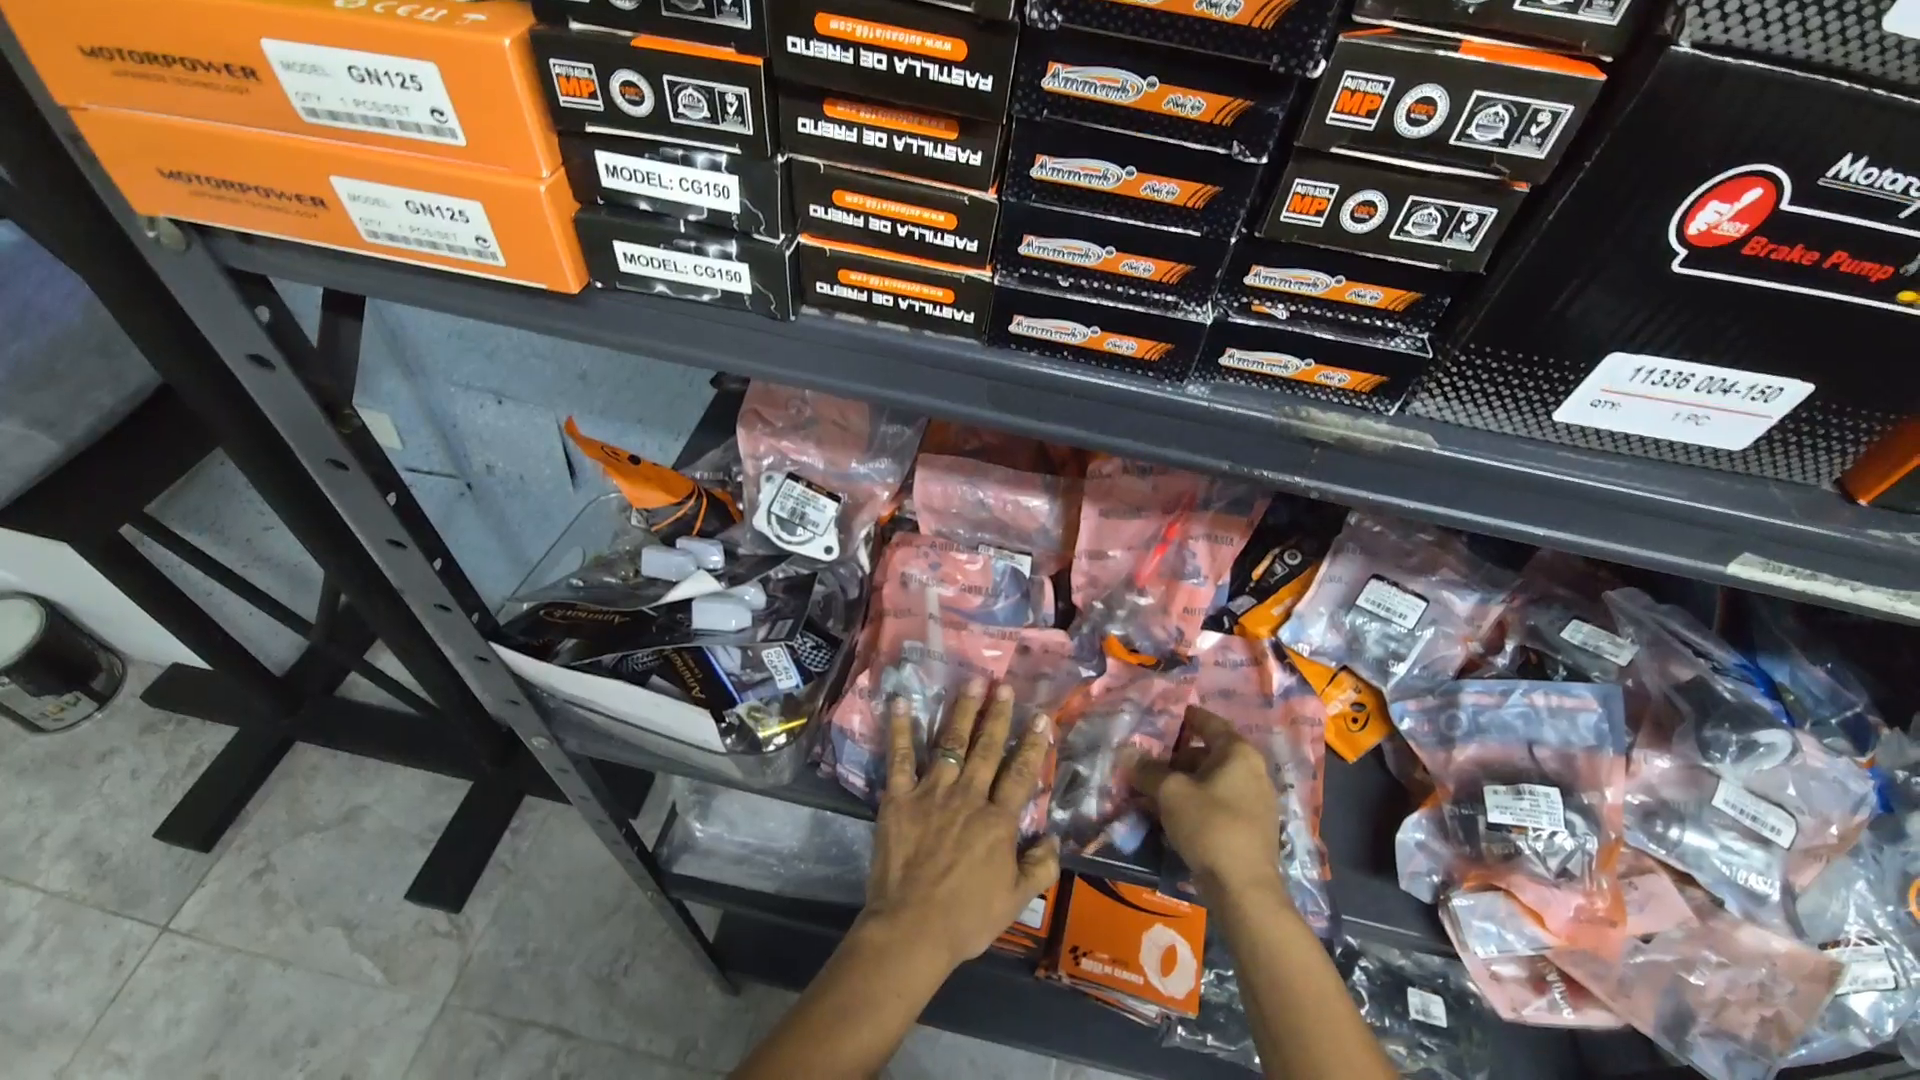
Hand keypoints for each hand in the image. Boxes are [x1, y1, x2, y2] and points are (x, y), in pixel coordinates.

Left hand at [860, 680, 1060, 972]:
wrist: (912, 928)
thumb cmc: (966, 918)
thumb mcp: (1016, 899)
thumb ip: (1040, 866)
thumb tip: (1053, 838)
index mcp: (998, 821)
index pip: (1020, 774)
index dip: (1032, 744)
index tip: (1040, 717)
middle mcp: (968, 798)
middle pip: (986, 749)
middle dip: (997, 716)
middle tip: (1003, 686)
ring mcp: (931, 794)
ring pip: (950, 744)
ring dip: (961, 712)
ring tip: (970, 683)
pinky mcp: (898, 799)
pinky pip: (900, 759)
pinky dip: (900, 729)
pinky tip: (900, 702)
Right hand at [1133, 706, 1284, 898]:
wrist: (1243, 887)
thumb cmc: (1209, 826)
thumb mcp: (1170, 793)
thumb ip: (1148, 770)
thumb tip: (1128, 755)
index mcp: (1239, 753)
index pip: (1211, 723)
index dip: (1190, 717)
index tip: (1173, 714)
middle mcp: (1254, 771)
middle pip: (1210, 754)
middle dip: (1178, 758)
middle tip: (1150, 764)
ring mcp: (1257, 801)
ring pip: (1214, 782)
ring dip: (1185, 783)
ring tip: (1155, 792)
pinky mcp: (1253, 828)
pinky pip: (1220, 803)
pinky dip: (1198, 802)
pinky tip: (1175, 816)